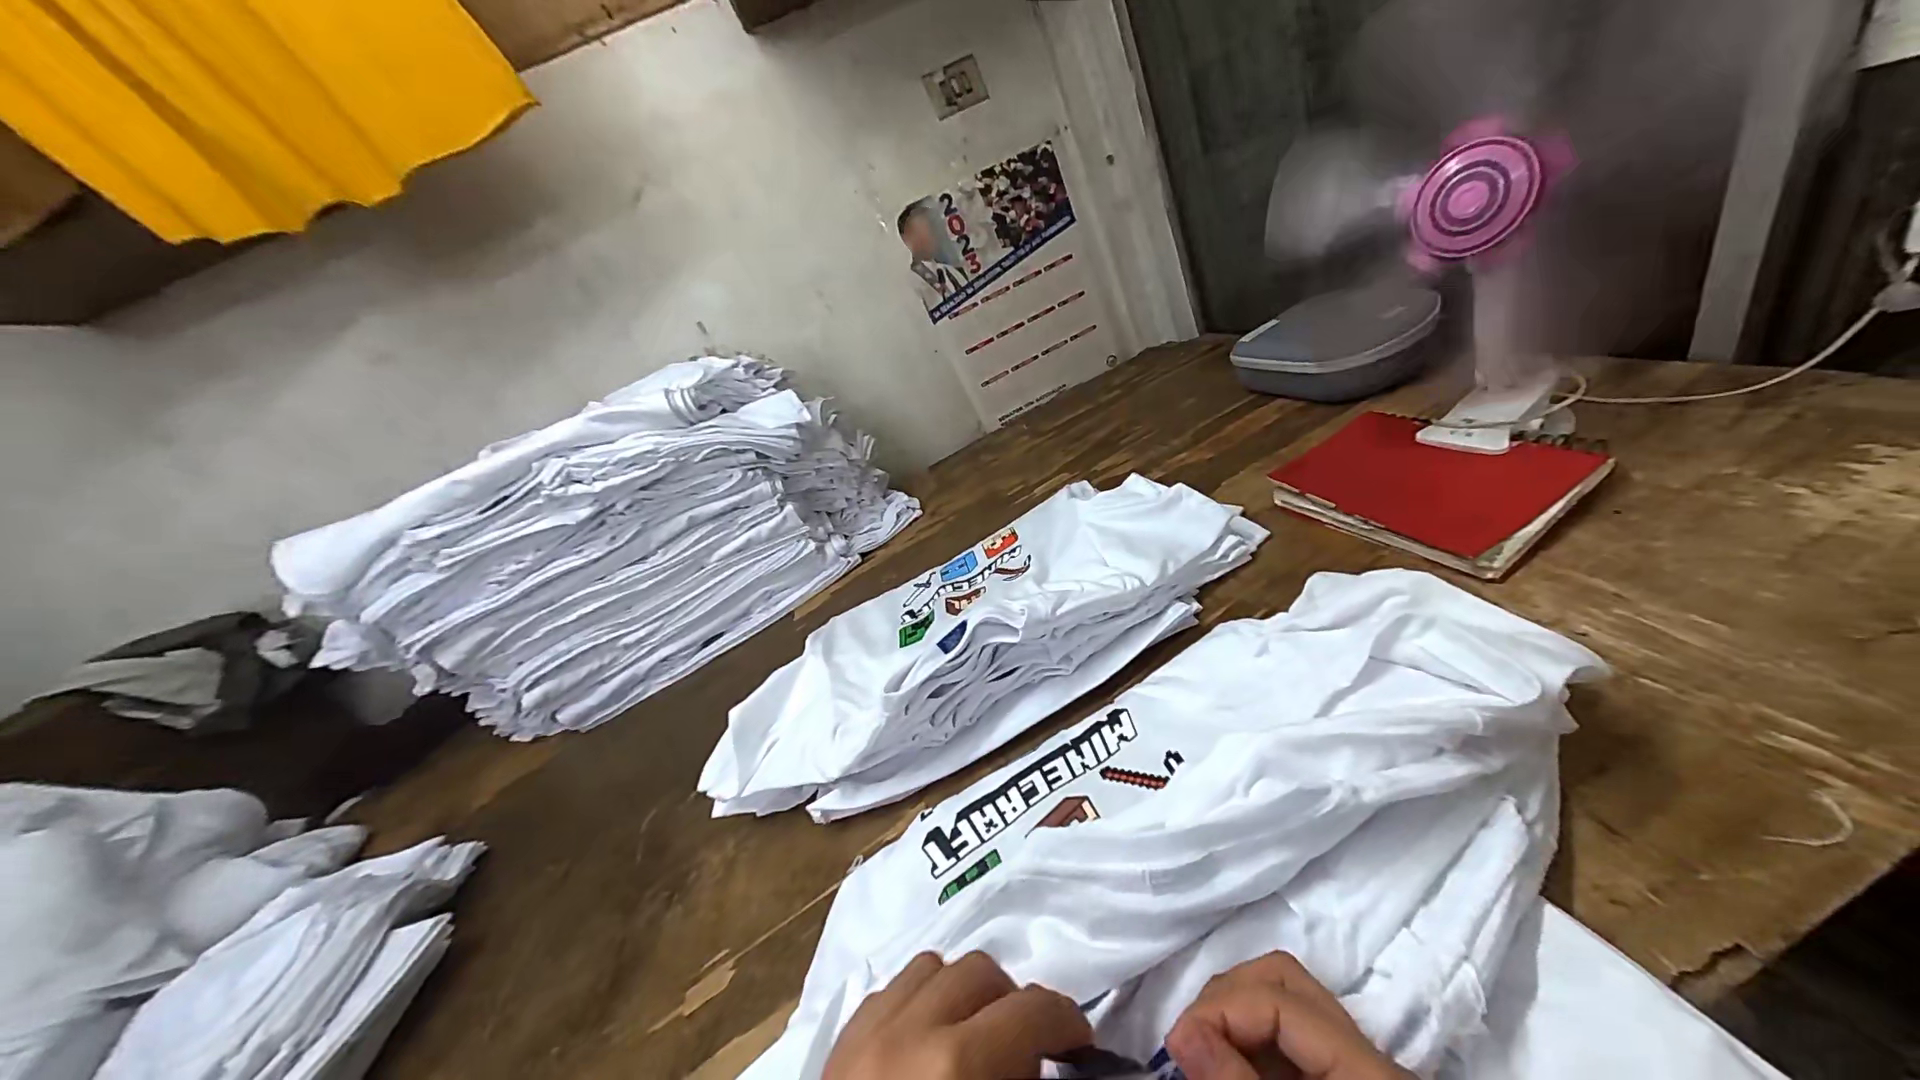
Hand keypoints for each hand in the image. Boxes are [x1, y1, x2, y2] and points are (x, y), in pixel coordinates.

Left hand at [824, 951, 1092, 1079]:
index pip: (1032, 1009)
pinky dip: (917, 1002)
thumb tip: (1049, 1068)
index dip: (1066, 1021)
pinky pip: (890, 990)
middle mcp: (910, 1030)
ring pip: (932, 967)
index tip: (1076, 1045)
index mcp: (956, 1065)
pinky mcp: (839, 1043)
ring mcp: (867, 1032)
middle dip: (1013, 1002)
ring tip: (972, 1036)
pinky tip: (924, 1043)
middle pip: (981, 972)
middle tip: (1024, 1045)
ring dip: (961, 994)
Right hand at [1165, 952, 1413, 1079]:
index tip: (1177, 1045)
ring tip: (1203, 1049)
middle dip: (1225, 996)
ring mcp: (1356, 1063)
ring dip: (1234, 1013)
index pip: (1279, 995)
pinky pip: (1289, 1037)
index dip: (1218, 1009)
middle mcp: (1366, 1049)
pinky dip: (1250, 1039)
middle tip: (1190, 1041)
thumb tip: (1181, 1033)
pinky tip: (1228, 1061)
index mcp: (1370, 1063)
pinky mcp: (1341, 1077)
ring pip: (1284, 998)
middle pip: (1282, 976)